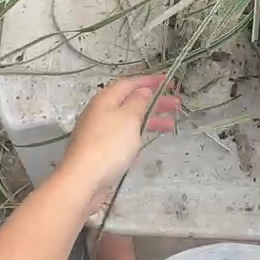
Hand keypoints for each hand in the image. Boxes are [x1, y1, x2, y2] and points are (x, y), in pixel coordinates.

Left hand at [56, 74, 179, 208]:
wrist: (83, 180)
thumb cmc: (108, 145)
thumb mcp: (128, 118)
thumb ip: (138, 102)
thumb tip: (143, 91)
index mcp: (106, 99)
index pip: (129, 83)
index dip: (148, 80)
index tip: (167, 80)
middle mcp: (101, 111)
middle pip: (130, 100)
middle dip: (154, 100)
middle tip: (175, 103)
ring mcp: (100, 130)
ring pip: (129, 118)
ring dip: (150, 118)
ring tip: (171, 124)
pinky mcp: (101, 148)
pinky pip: (124, 133)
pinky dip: (139, 131)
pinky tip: (149, 138)